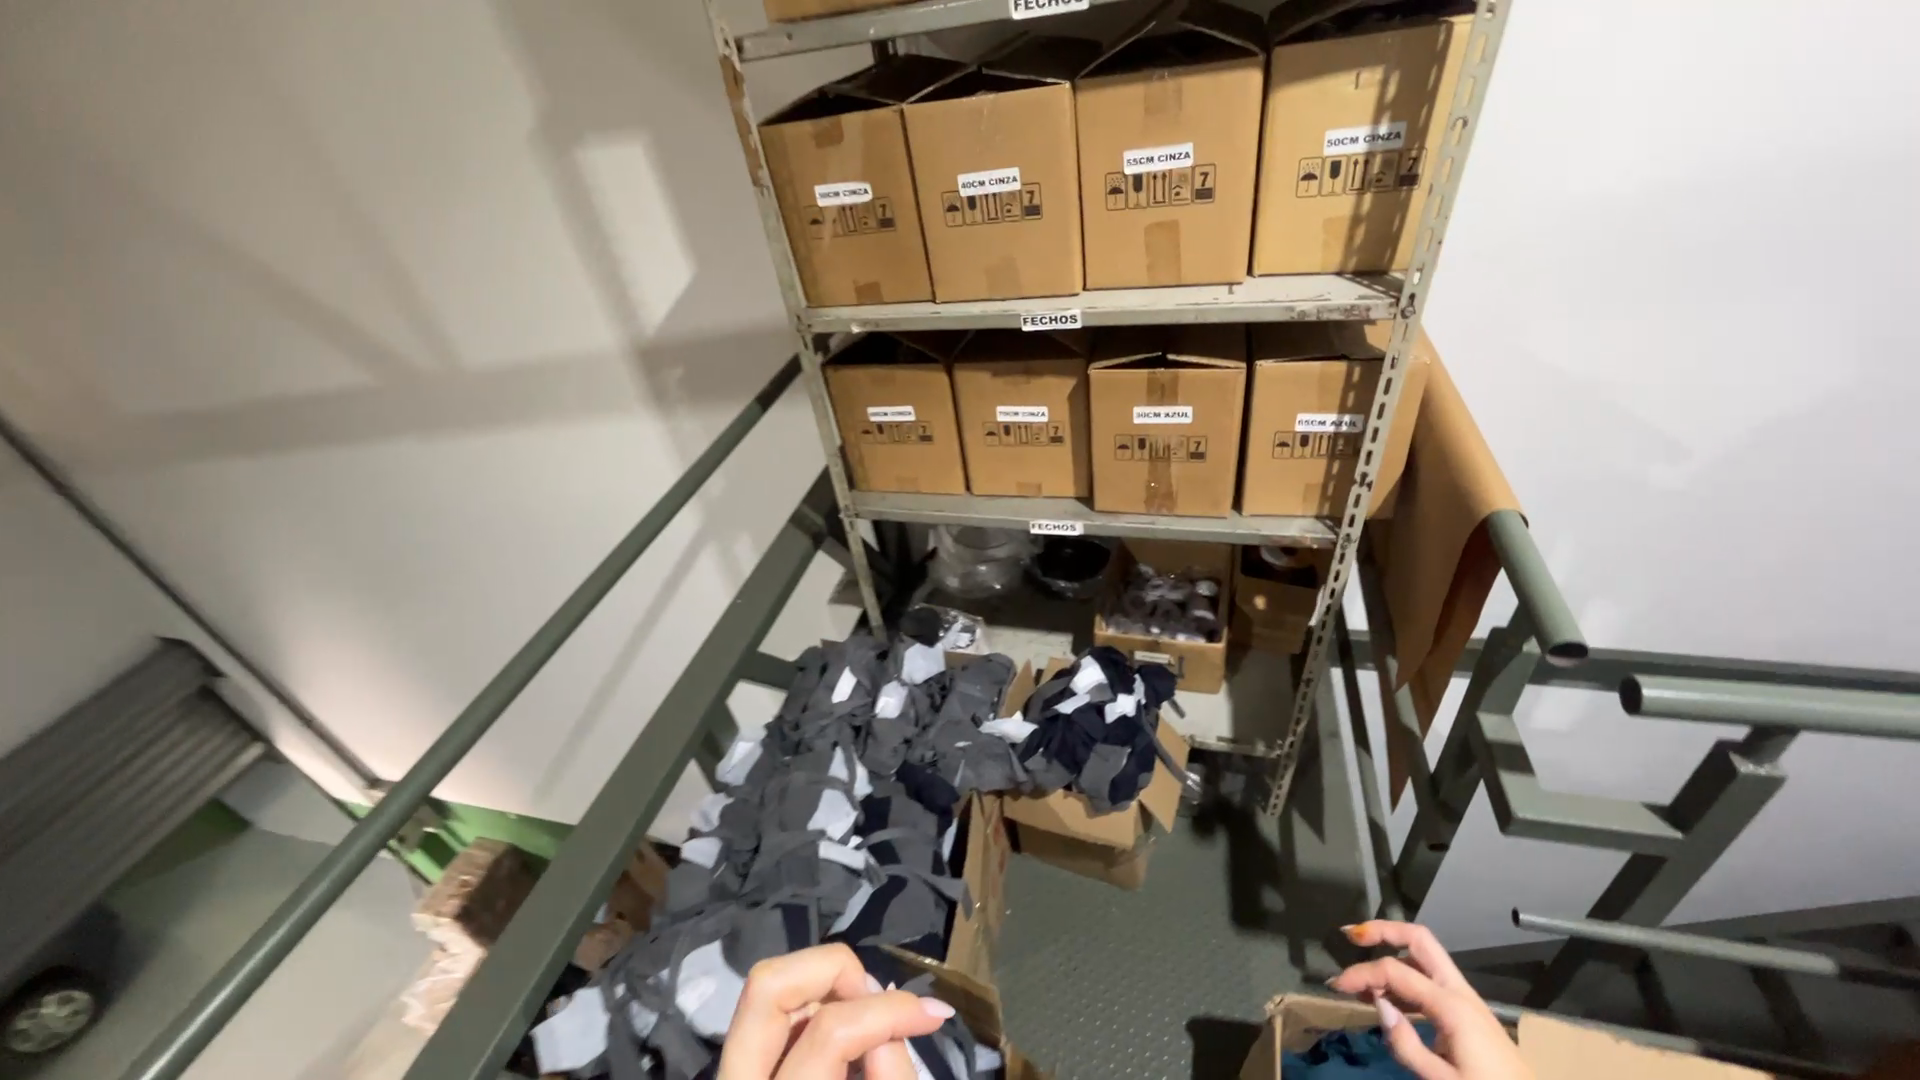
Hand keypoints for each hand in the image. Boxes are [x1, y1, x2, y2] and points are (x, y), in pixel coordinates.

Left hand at [717, 943, 954, 1079]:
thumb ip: (889, 1078)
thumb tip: (893, 1029)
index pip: (831, 1029)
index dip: (890, 1012)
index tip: (934, 1015)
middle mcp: (734, 1079)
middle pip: (770, 982)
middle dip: (837, 971)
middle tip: (880, 996)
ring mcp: (727, 1073)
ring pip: (766, 988)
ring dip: (825, 986)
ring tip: (868, 1014)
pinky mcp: (735, 1070)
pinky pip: (773, 1018)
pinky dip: (814, 1010)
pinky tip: (845, 1038)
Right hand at [1328, 920, 1532, 1079]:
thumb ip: (1406, 1046)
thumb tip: (1379, 1007)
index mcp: (1451, 1006)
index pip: (1395, 970)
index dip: (1361, 972)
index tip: (1337, 986)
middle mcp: (1458, 991)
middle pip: (1419, 938)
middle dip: (1382, 930)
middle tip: (1350, 936)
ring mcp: (1465, 999)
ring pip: (1423, 956)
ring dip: (1390, 955)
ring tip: (1362, 980)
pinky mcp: (1466, 1011)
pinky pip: (1429, 979)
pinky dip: (1403, 977)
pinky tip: (1386, 1000)